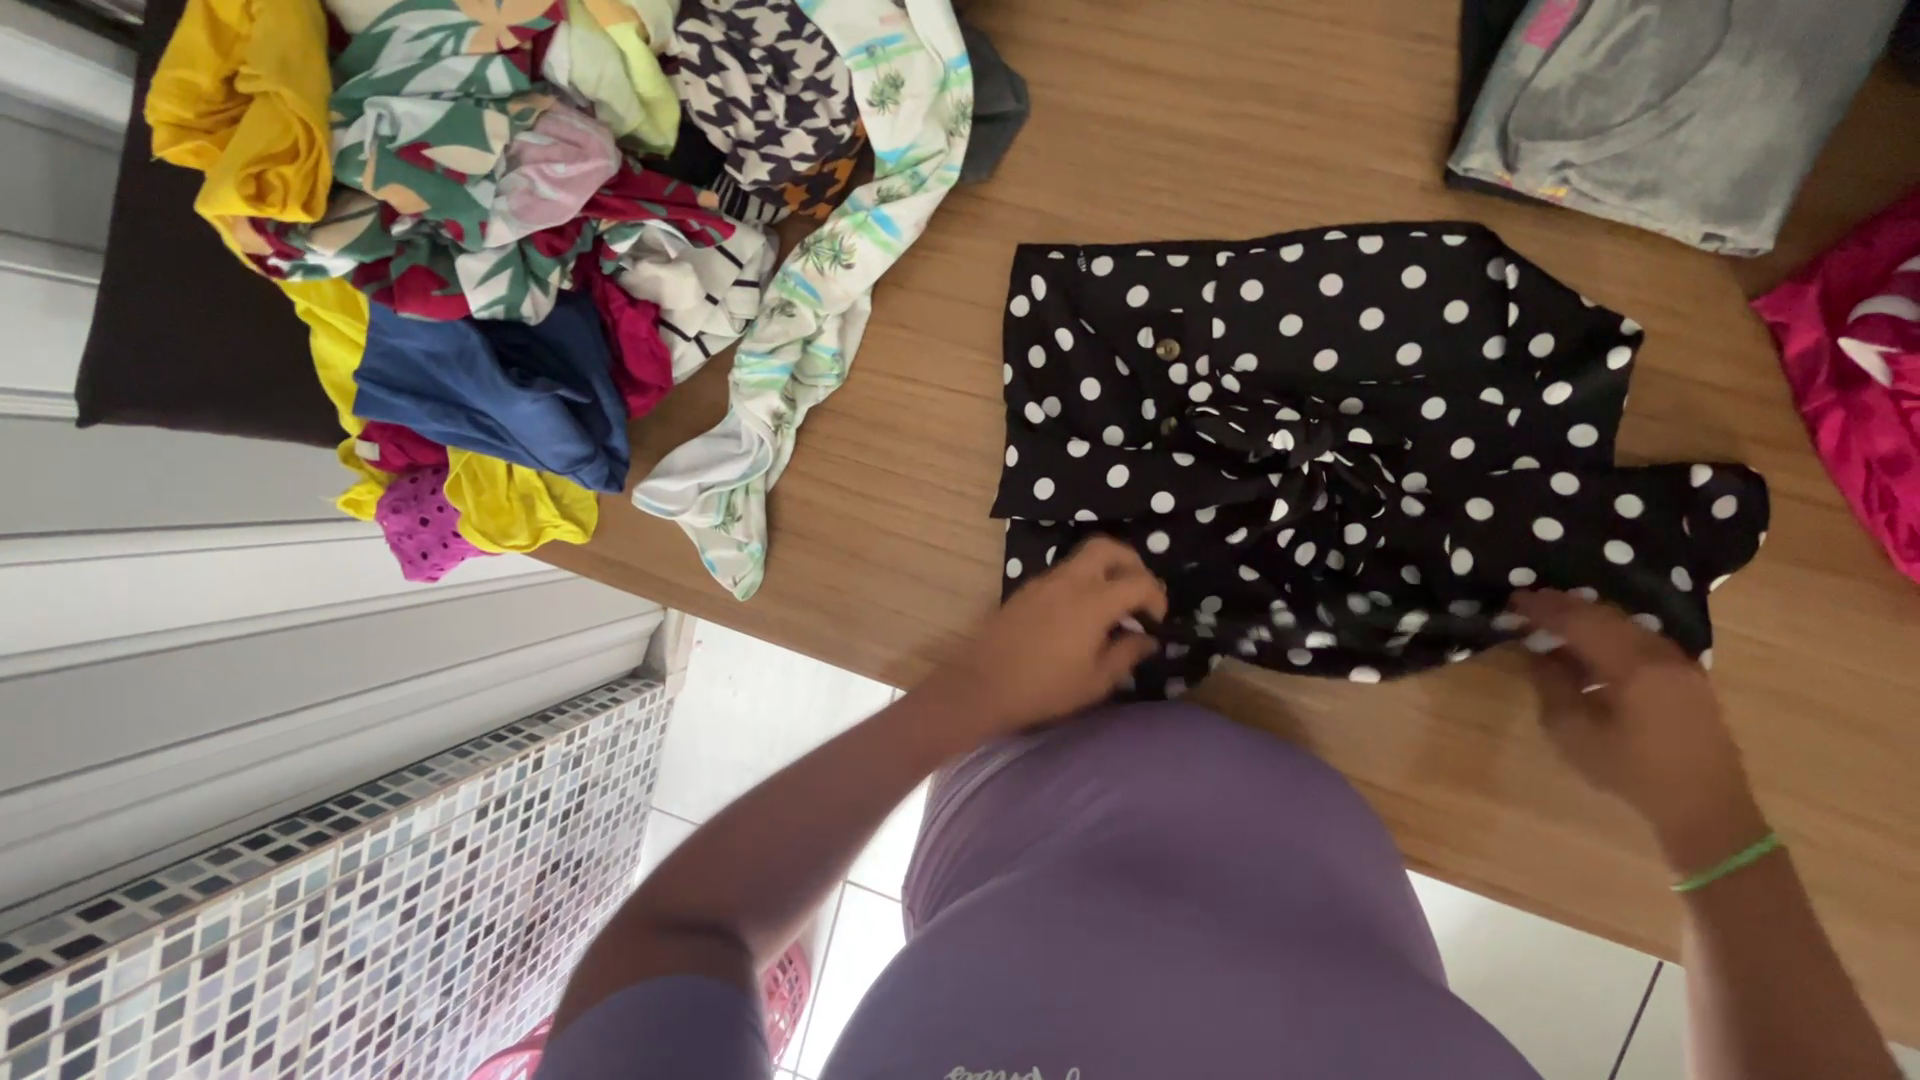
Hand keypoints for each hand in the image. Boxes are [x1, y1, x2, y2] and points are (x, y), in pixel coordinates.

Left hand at [924, 536, 1167, 738]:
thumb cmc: (1044, 688)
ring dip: (1104, 573)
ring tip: (1110, 609)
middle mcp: (1069, 581)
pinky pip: (1062, 574)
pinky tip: (1079, 616)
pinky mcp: (1025, 590)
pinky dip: (1081, 583)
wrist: (982, 685)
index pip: (1138, 581)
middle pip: (1108, 548)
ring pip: (1082, 559)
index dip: (1157, 597)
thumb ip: (1127, 654)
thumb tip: (1147, 639)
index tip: (1156, 620)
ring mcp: (1043, 582)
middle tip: (1138, 594)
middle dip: (1132, 563)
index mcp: (1093, 601)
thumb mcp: (1096, 681)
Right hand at [1509, 589, 1765, 873]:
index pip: (1581, 623)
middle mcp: (1661, 655)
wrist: (1704, 806)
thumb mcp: (1574, 732)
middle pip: (1607, 617)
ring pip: (1627, 625)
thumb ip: (1553, 685)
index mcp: (1634, 667)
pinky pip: (1642, 640)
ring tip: (1556, 619)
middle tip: (1530, 601)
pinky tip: (1591, 643)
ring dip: (1590, 618)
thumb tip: (1540, 654)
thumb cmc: (1631, 771)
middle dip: (1566, 606)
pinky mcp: (1687, 678)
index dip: (1544, 609)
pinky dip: (1611, 633)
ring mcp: (1681, 665)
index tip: (1514, 598)